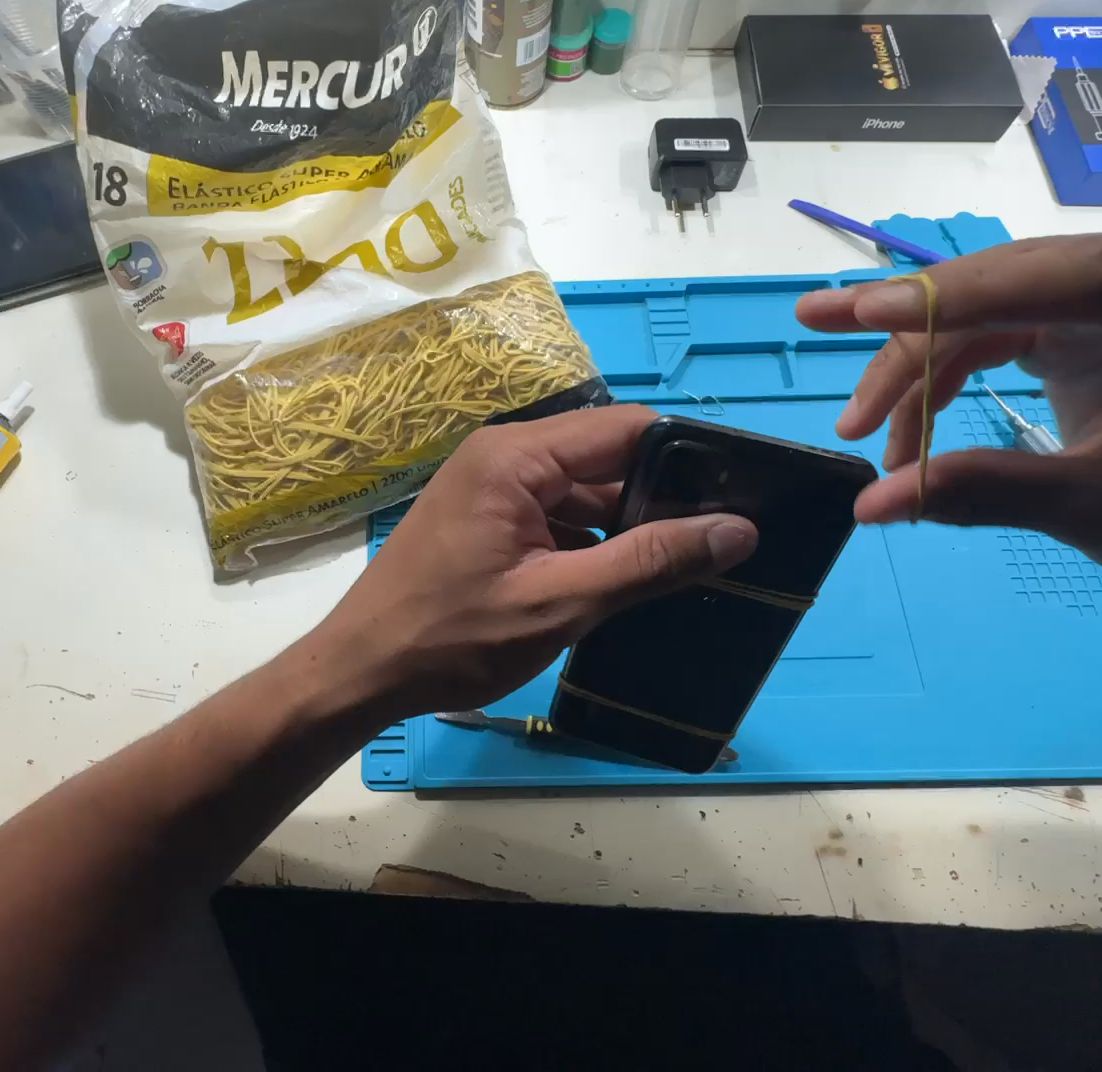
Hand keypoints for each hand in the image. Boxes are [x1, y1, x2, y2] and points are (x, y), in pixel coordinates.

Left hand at [309, 404, 756, 719]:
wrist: (362, 672)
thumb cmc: (451, 637)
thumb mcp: (559, 602)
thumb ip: (648, 562)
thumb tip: (738, 529)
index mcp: (516, 457)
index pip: (624, 429)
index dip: (686, 458)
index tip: (739, 495)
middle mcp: (503, 458)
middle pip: (603, 460)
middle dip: (659, 499)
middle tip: (723, 543)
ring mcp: (491, 491)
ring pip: (581, 494)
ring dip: (625, 528)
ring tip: (688, 565)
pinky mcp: (486, 522)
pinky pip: (553, 518)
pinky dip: (588, 544)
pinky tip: (625, 581)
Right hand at [794, 217, 1101, 592]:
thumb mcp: (1099, 512)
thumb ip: (983, 492)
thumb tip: (867, 505)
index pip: (1095, 275)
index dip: (973, 294)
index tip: (866, 312)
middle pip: (1031, 279)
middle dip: (919, 331)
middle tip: (825, 352)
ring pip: (1006, 294)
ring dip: (926, 357)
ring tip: (865, 422)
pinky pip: (1013, 313)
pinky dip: (954, 360)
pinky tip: (910, 406)